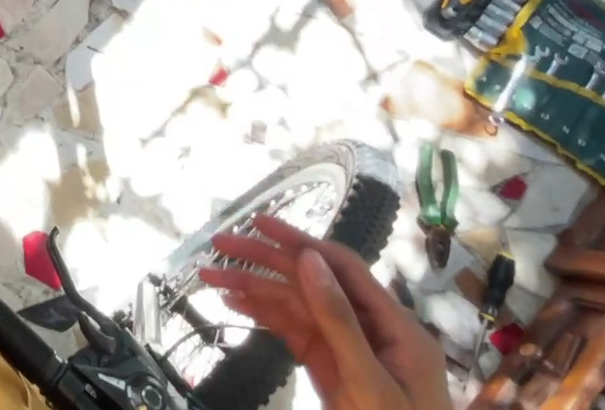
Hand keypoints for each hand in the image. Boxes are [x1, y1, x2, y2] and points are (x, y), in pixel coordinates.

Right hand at [199, 214, 449, 409]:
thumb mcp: (370, 381)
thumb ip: (340, 320)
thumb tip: (308, 259)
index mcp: (395, 326)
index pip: (341, 267)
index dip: (298, 240)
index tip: (256, 223)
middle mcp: (370, 327)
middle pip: (311, 280)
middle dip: (263, 260)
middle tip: (218, 246)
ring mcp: (346, 344)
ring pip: (294, 303)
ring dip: (252, 287)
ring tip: (209, 277)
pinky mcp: (327, 361)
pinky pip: (291, 327)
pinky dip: (261, 313)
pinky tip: (232, 303)